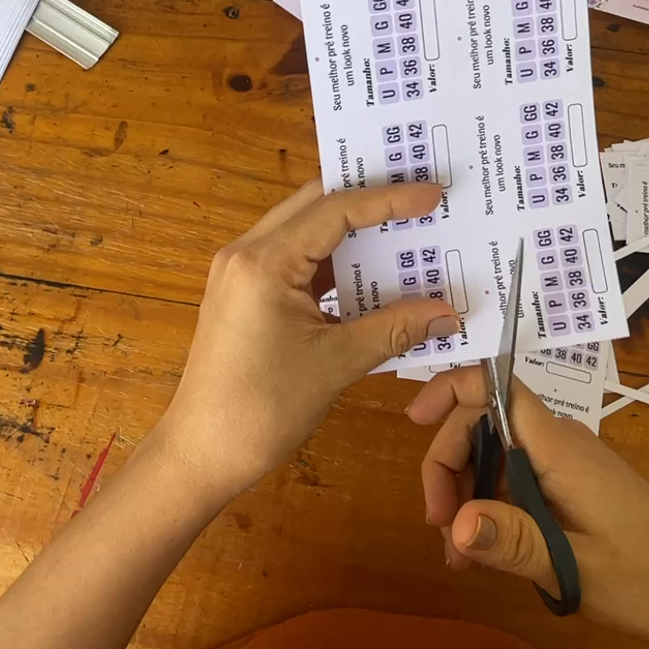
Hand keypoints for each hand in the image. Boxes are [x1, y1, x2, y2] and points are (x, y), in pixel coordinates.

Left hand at [155, 180, 459, 501]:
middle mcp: (246, 252)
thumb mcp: (336, 364)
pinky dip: (331, 261)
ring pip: (302, 230)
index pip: (334, 209)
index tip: (432, 194)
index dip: (388, 198)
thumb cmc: (263, 409)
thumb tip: (448, 313)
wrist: (200, 455)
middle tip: (416, 197)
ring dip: (349, 230)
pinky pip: (293, 259)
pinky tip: (367, 273)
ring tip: (400, 229)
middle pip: (314, 205)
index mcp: (264, 261)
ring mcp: (240, 271)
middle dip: (367, 199)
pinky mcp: (243, 292)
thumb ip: (394, 328)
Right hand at [409, 368, 648, 648]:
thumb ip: (512, 541)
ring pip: (493, 453)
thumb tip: (452, 526)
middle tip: (440, 530)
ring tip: (459, 554)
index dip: (450, 388)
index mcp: (558, 446)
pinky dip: (489, 504)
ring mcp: (563, 462)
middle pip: (481, 423)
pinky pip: (514, 477)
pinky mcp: (568, 483)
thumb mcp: (576, 567)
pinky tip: (484, 547)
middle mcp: (556, 441)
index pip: (495, 387)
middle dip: (448, 465)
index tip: (413, 420)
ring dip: (466, 493)